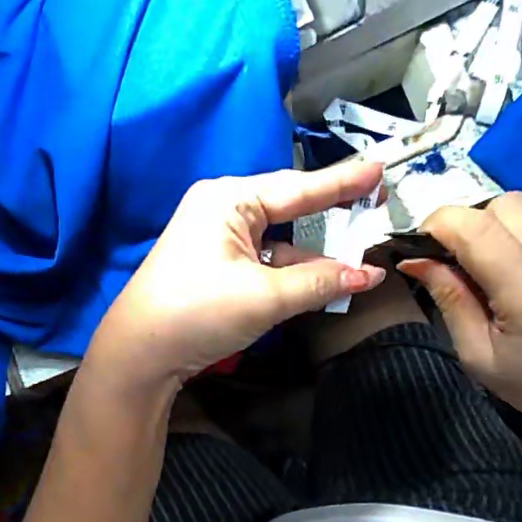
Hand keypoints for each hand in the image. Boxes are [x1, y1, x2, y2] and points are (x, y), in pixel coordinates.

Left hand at [88, 161, 386, 386]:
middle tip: (375, 202)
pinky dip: (291, 268)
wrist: (141, 353)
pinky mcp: (215, 264)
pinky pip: (264, 257)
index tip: (380, 168)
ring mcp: (216, 236)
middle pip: (289, 207)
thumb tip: (369, 274)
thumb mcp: (266, 297)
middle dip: (330, 212)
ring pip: (279, 237)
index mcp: (229, 200)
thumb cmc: (199, 313)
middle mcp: (221, 208)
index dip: (343, 182)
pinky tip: (320, 278)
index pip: (298, 188)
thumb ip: (321, 282)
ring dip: (313, 252)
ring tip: (358, 253)